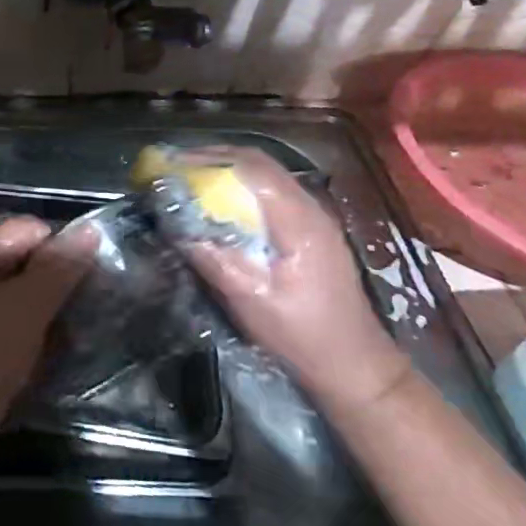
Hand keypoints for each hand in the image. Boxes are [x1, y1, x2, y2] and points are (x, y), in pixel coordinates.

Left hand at [0, 217, 95, 466]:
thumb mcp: (26, 307)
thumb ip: (57, 268)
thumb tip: (89, 229)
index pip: (25, 229)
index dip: (61, 243)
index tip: (94, 271)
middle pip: (23, 262)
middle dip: (58, 279)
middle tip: (94, 301)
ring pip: (20, 296)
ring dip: (50, 309)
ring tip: (80, 328)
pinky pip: (13, 325)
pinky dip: (35, 333)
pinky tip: (54, 352)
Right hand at [169, 147, 410, 411]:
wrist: (355, 368)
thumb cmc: (302, 335)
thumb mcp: (249, 298)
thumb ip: (211, 256)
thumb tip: (171, 221)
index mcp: (299, 221)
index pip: (252, 167)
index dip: (207, 158)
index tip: (170, 162)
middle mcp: (311, 209)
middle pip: (259, 164)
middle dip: (212, 158)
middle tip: (172, 166)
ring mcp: (314, 219)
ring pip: (266, 176)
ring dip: (225, 171)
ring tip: (187, 179)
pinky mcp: (310, 232)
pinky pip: (270, 193)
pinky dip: (239, 188)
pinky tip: (218, 204)